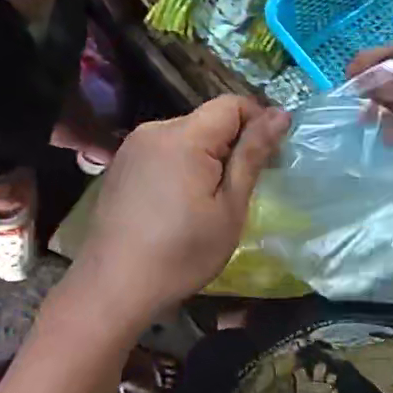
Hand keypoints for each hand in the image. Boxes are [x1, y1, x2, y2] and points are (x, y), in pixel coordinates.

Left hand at [73, 95, 290, 328]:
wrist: (112, 288)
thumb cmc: (181, 253)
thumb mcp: (229, 208)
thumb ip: (252, 155)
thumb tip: (280, 114)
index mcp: (184, 136)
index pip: (232, 104)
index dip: (258, 122)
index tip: (268, 159)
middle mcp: (154, 130)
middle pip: (208, 119)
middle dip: (232, 144)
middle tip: (240, 190)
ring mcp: (133, 146)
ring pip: (187, 135)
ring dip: (206, 156)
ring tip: (208, 201)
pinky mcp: (121, 164)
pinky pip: (164, 150)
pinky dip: (181, 165)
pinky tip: (178, 204)